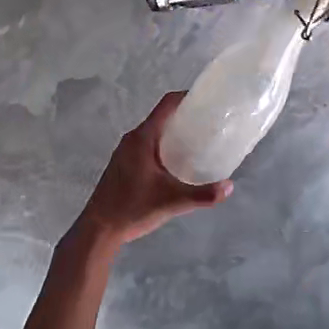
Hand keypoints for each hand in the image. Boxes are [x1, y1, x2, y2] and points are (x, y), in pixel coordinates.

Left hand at [68, 92, 230, 257]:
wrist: (98, 231)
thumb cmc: (133, 208)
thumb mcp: (172, 201)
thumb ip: (203, 195)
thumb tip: (230, 186)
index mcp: (143, 138)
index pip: (167, 104)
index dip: (188, 97)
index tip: (209, 101)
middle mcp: (133, 139)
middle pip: (163, 116)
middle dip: (187, 116)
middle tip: (212, 124)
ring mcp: (126, 152)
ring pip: (155, 131)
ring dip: (176, 132)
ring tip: (201, 141)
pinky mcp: (124, 164)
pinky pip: (149, 144)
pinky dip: (166, 144)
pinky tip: (179, 162)